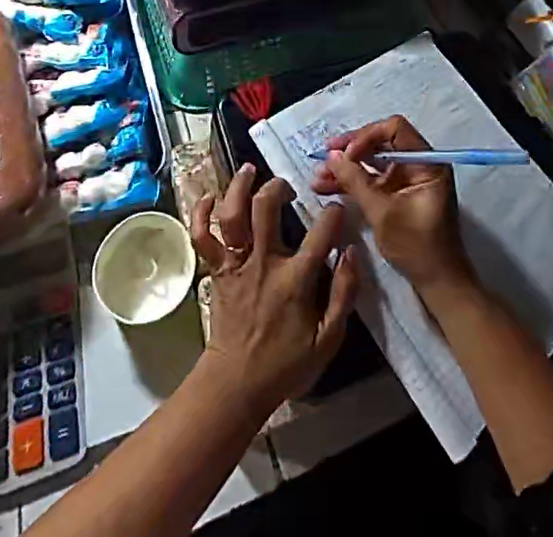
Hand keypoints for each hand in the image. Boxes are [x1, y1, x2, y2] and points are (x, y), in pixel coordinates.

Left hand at [189, 163, 358, 411]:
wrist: (237, 383)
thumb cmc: (286, 364)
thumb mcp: (328, 339)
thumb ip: (344, 294)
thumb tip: (351, 253)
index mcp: (295, 280)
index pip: (320, 233)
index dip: (334, 213)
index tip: (339, 207)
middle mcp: (263, 263)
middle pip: (266, 209)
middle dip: (278, 187)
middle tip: (287, 185)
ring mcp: (236, 265)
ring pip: (232, 215)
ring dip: (238, 187)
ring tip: (248, 170)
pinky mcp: (217, 271)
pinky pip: (202, 237)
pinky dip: (201, 215)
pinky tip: (210, 199)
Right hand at [312, 116, 473, 293]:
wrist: (438, 283)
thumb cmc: (418, 246)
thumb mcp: (382, 212)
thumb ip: (356, 181)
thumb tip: (332, 156)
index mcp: (427, 163)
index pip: (395, 129)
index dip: (367, 136)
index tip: (346, 155)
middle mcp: (418, 165)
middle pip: (380, 143)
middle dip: (350, 151)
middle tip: (323, 158)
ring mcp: (407, 180)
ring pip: (372, 162)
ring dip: (346, 168)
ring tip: (318, 177)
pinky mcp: (397, 194)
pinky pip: (372, 180)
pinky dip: (352, 182)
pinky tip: (327, 187)